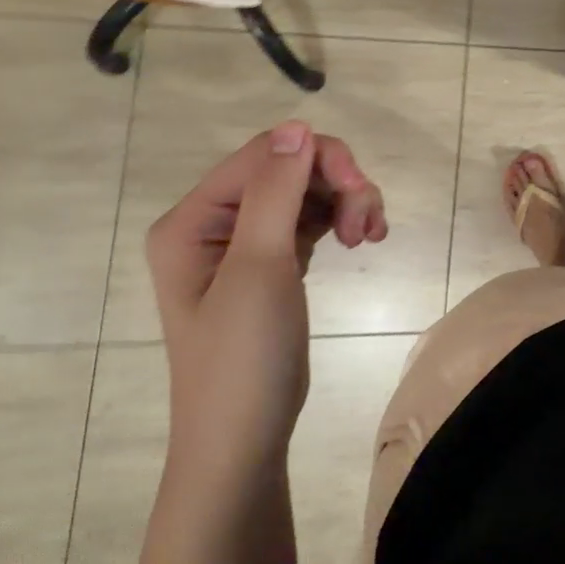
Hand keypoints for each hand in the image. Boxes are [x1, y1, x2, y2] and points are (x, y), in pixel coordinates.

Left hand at [146, 121, 385, 465]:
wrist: (244, 437)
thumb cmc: (241, 357)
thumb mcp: (258, 269)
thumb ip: (276, 193)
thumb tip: (297, 125)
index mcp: (193, 219)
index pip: (264, 155)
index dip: (318, 159)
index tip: (360, 190)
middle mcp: (216, 221)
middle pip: (291, 169)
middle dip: (338, 184)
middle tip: (370, 226)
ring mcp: (245, 242)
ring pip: (310, 191)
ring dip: (348, 202)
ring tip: (370, 238)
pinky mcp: (274, 262)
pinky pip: (315, 218)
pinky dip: (345, 220)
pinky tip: (366, 240)